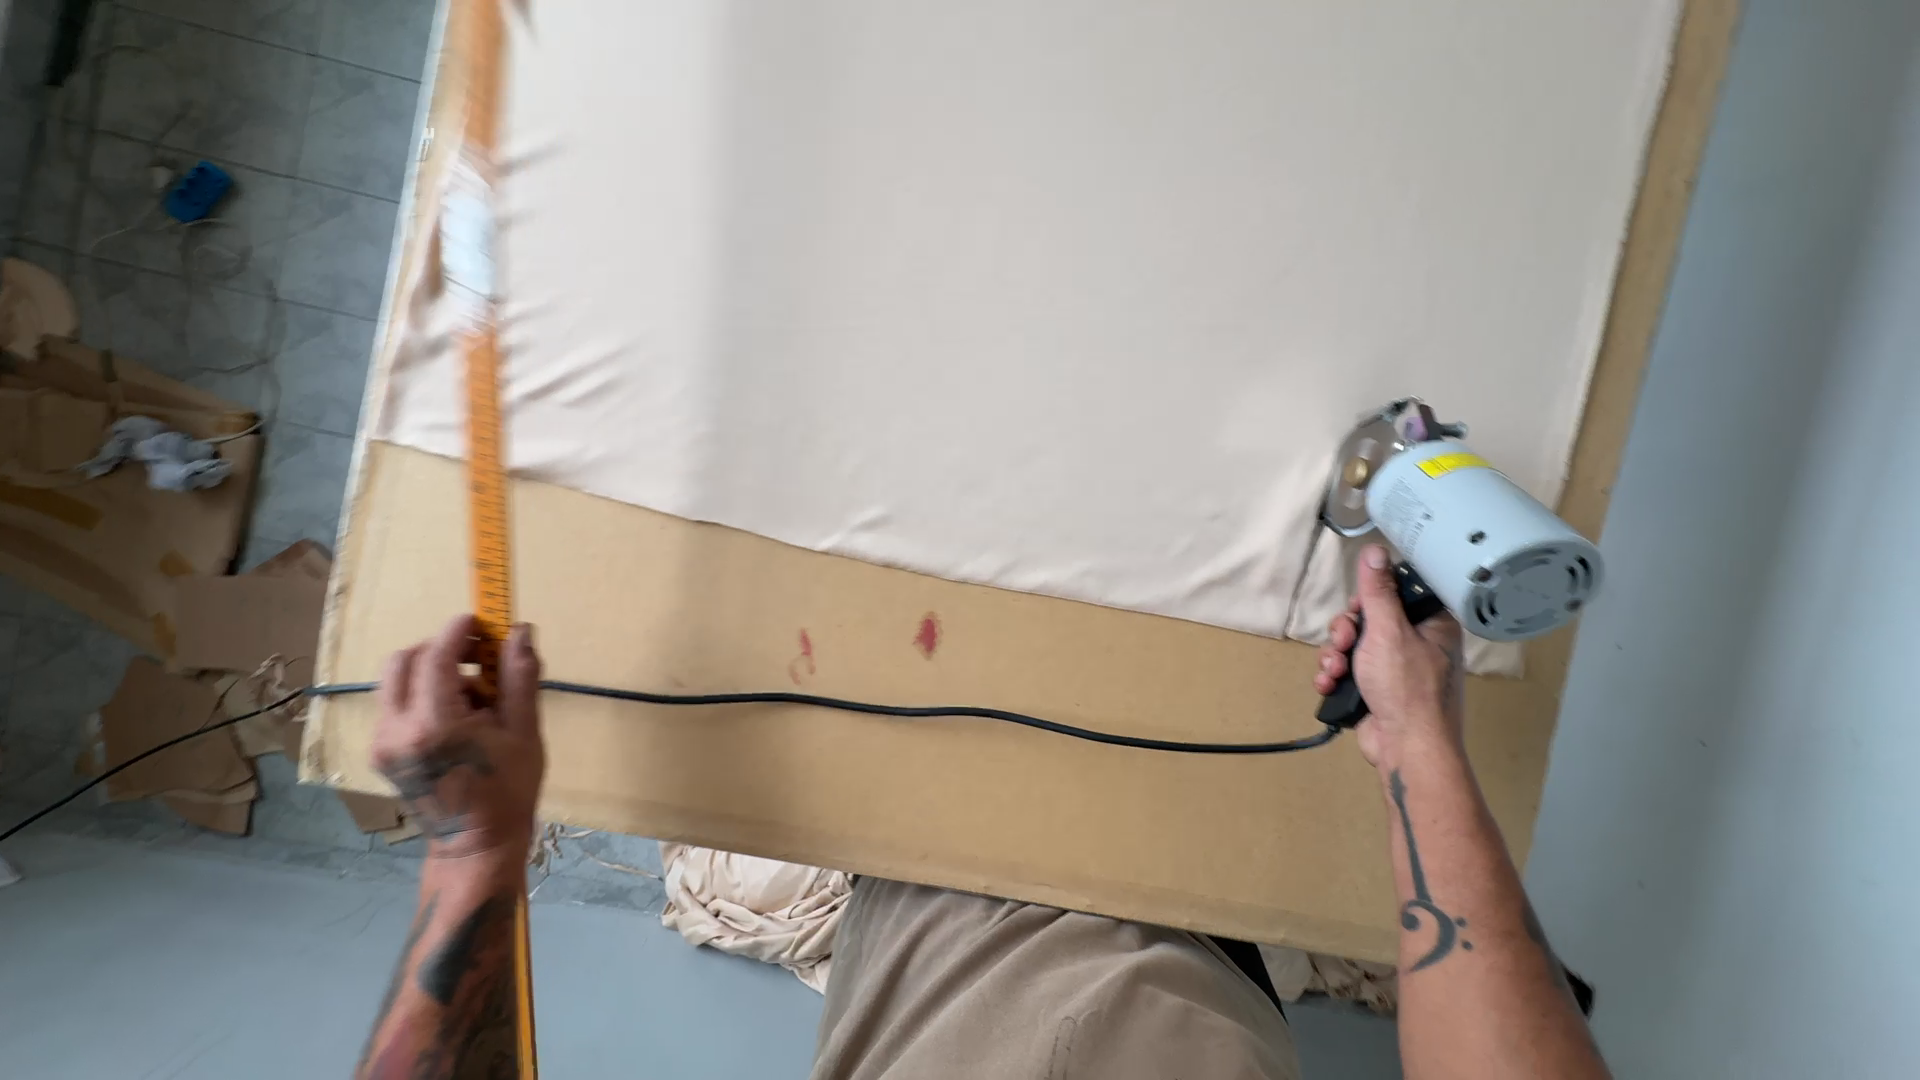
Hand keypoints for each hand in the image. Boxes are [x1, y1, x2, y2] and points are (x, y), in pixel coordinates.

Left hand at [371, 614, 544, 871]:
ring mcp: (382, 742)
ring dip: (434, 671)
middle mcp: (397, 730)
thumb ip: (520, 677)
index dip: (458, 631)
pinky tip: (460, 716)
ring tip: (475, 695)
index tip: (481, 620)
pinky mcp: (380, 750)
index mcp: (435, 725)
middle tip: (482, 655)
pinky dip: (426, 693)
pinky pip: (397, 703)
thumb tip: (521, 631)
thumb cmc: (509, 789)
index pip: (436, 658)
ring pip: (397, 680)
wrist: (476, 843)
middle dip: (443, 648)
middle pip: (405, 661)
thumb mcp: (525, 731)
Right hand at [1312, 545, 1464, 771]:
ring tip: (1334, 672)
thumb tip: (1376, 551)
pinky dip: (1334, 676)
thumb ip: (1377, 592)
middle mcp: (1416, 643)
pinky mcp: (1377, 689)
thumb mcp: (1387, 632)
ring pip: (1351, 646)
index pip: (1393, 594)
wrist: (1406, 748)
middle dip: (1344, 634)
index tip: (1358, 612)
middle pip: (1366, 620)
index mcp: (1431, 625)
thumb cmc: (1406, 688)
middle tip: (1343, 645)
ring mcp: (1396, 668)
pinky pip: (1347, 670)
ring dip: (1334, 656)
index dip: (1368, 600)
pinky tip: (1330, 685)